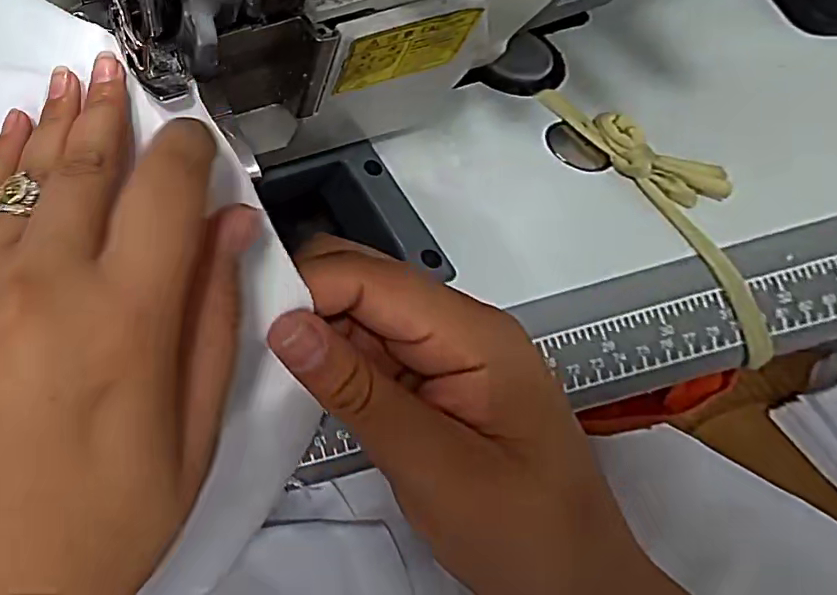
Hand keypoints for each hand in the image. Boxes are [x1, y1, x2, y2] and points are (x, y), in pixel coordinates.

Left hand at [0, 54, 259, 594]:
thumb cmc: (89, 523)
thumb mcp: (184, 442)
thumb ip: (212, 322)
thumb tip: (230, 226)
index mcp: (126, 316)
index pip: (167, 192)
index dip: (187, 148)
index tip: (196, 135)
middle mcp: (53, 276)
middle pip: (90, 163)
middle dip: (109, 108)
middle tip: (115, 66)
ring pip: (31, 169)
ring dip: (56, 116)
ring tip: (71, 76)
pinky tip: (15, 127)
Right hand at [267, 237, 686, 594]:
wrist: (580, 589)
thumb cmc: (533, 539)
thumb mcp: (437, 471)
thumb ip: (357, 393)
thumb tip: (286, 327)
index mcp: (474, 334)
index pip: (370, 277)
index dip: (307, 285)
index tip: (257, 318)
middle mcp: (453, 323)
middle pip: (356, 272)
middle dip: (301, 294)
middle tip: (256, 334)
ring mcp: (434, 342)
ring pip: (348, 299)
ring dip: (307, 322)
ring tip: (273, 358)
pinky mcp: (416, 364)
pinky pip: (354, 334)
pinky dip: (321, 347)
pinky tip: (302, 372)